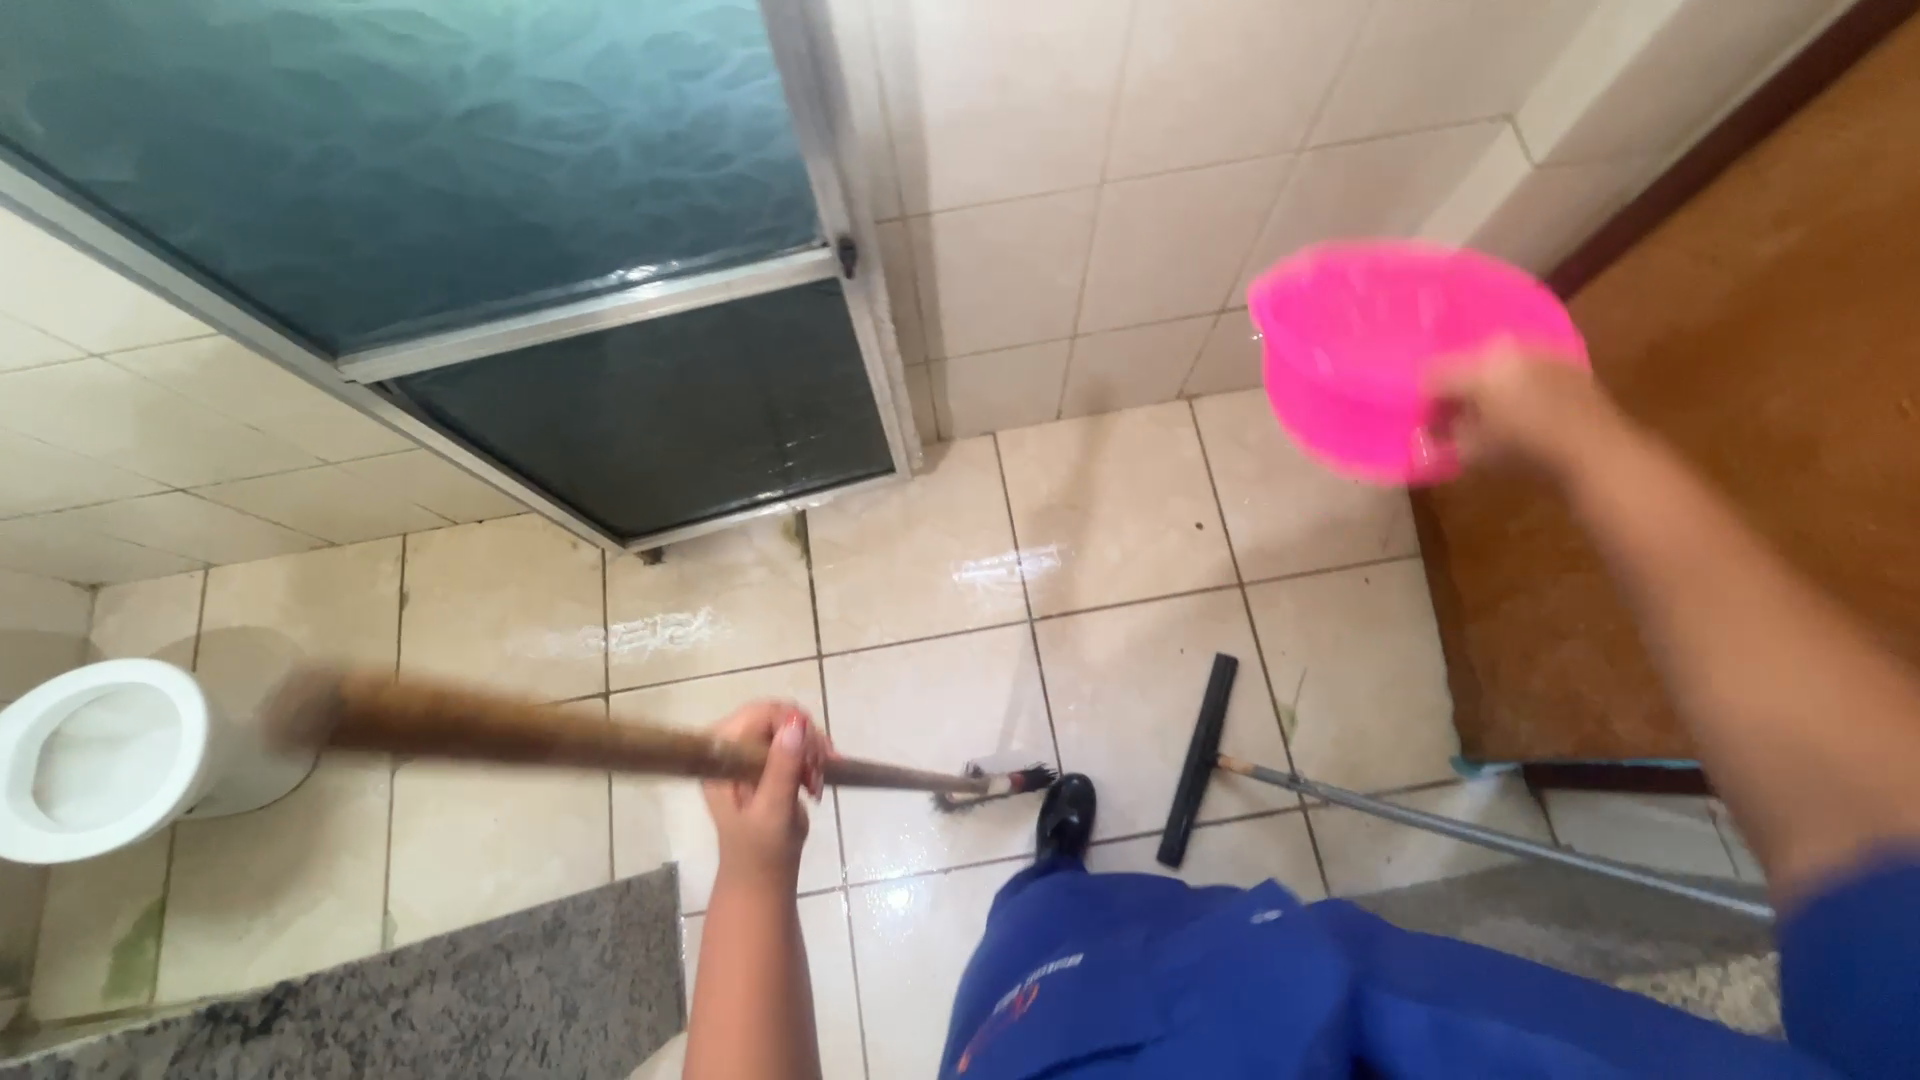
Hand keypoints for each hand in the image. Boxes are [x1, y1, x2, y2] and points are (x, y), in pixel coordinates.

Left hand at [703, 701, 831, 891]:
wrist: (764, 876)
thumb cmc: (761, 850)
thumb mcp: (773, 810)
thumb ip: (782, 768)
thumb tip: (796, 724)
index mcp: (720, 756)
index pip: (756, 714)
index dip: (790, 723)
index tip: (813, 754)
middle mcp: (731, 748)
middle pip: (777, 716)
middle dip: (805, 740)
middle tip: (819, 770)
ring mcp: (750, 754)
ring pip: (791, 728)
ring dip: (812, 751)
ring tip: (818, 782)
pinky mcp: (767, 762)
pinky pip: (796, 743)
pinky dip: (813, 757)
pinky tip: (819, 780)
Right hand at [1426, 343, 1621, 477]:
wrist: (1596, 451)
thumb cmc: (1523, 449)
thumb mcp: (1469, 451)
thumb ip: (1438, 440)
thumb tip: (1421, 436)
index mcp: (1477, 365)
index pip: (1430, 375)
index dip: (1422, 402)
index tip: (1423, 424)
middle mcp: (1506, 348)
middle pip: (1462, 365)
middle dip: (1454, 391)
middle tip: (1451, 420)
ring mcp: (1538, 351)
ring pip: (1494, 365)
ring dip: (1484, 387)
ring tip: (1486, 416)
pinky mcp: (1563, 361)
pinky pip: (1523, 369)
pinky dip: (1512, 386)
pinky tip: (1516, 411)